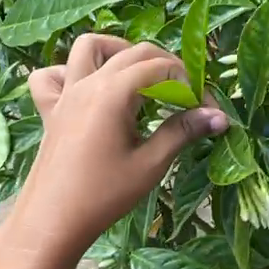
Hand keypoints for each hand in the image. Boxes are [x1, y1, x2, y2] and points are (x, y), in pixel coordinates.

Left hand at [6, 35, 227, 258]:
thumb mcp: (151, 164)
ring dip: (118, 51)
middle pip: (134, 53)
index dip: (190, 84)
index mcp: (113, 93)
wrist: (53, 220)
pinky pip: (51, 75)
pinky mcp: (50, 110)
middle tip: (186, 97)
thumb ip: (183, 132)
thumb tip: (219, 117)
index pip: (162, 68)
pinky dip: (69, 72)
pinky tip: (87, 89)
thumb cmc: (104, 195)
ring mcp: (64, 93)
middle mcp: (87, 83)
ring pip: (88, 47)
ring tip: (138, 74)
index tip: (206, 110)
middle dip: (166, 66)